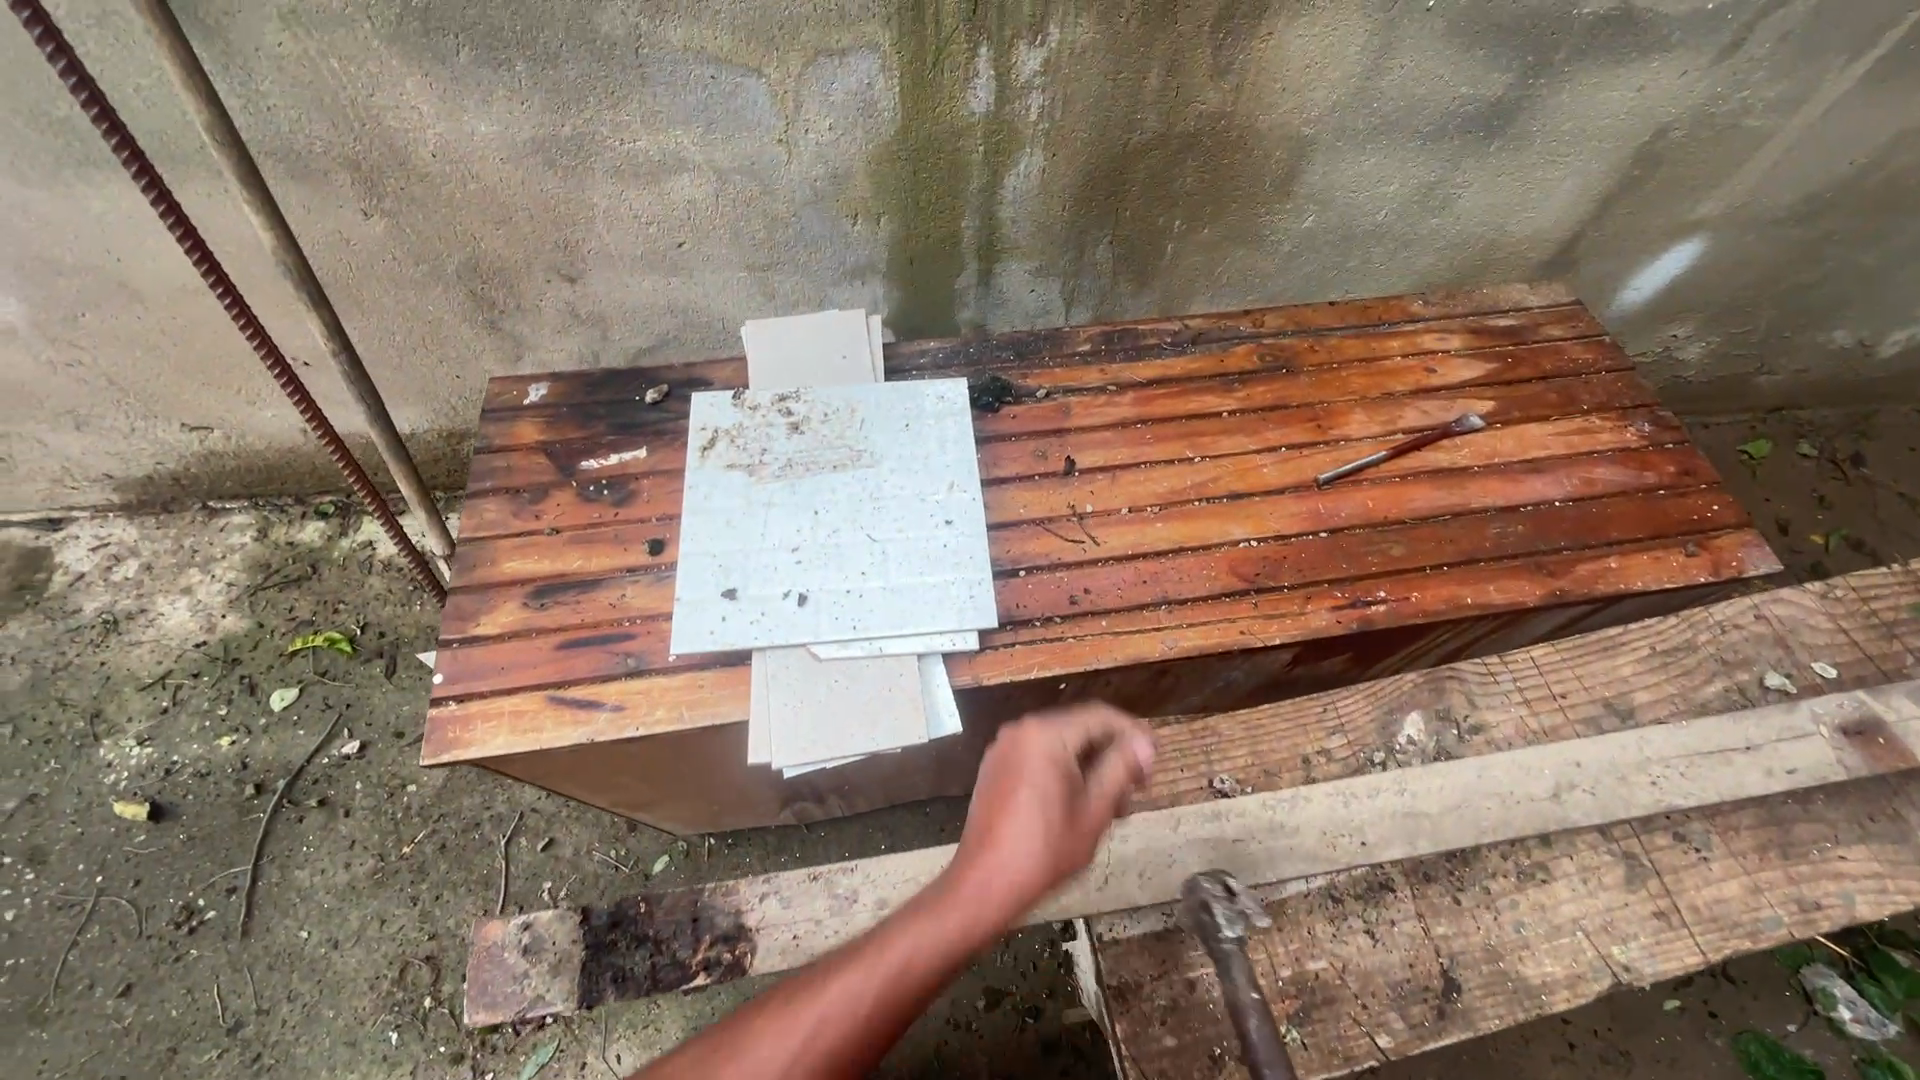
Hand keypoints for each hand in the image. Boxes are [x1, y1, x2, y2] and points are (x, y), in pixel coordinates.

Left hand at [943, 703, 1155, 923]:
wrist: (985, 882)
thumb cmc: (1045, 849)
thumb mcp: (1095, 810)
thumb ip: (1121, 768)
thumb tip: (1143, 743)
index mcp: (1044, 734)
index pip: (1100, 716)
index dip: (1133, 734)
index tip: (1153, 759)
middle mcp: (1020, 730)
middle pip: (1079, 729)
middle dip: (1111, 755)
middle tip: (1136, 789)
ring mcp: (1004, 748)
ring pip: (1060, 744)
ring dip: (1090, 766)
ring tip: (1113, 805)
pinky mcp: (996, 767)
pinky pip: (1038, 757)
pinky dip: (1064, 771)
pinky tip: (1080, 804)